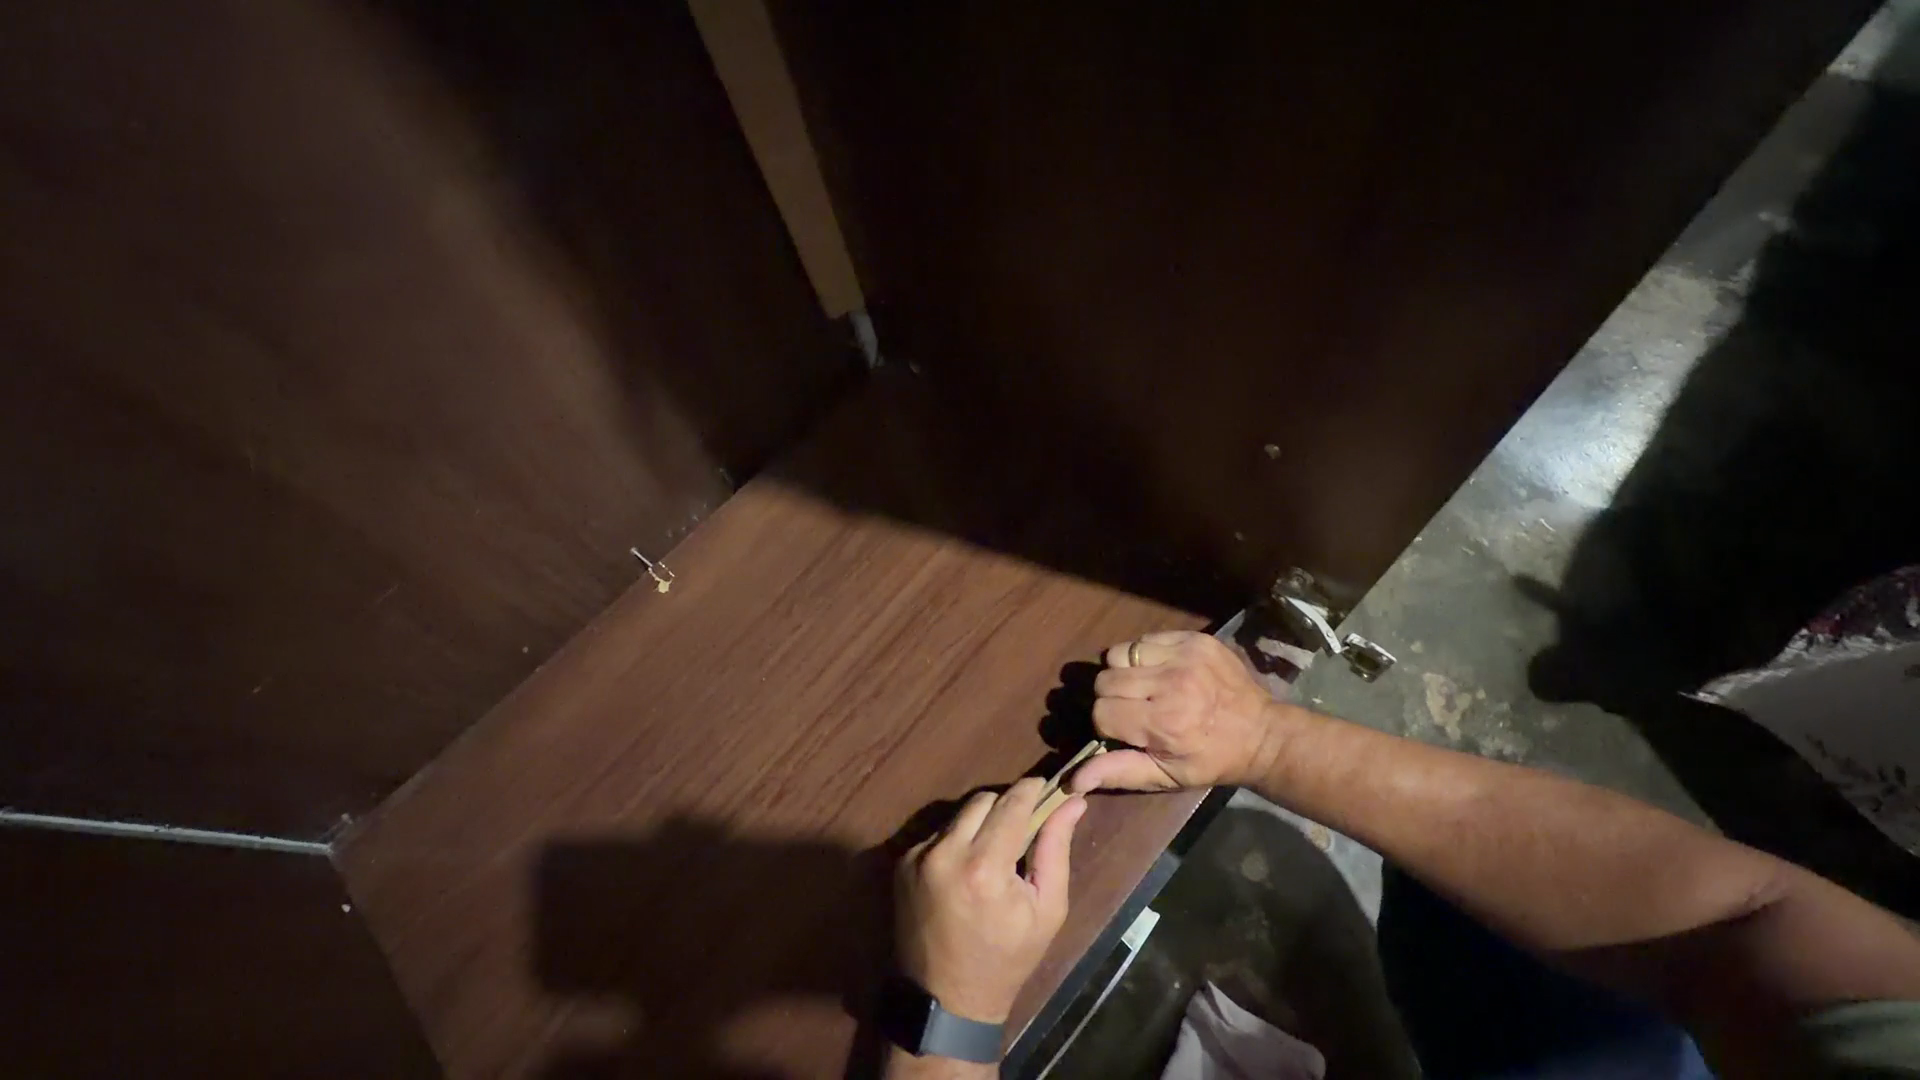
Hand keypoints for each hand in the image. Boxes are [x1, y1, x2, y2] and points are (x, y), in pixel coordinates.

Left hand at [895, 778, 1085, 1022]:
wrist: (946, 998)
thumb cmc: (1006, 957)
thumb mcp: (1047, 910)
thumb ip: (1056, 849)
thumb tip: (1073, 802)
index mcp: (984, 867)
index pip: (1011, 804)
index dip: (1031, 790)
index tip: (1046, 786)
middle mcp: (945, 853)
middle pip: (982, 801)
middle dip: (1005, 806)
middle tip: (1023, 826)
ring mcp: (918, 856)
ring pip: (959, 814)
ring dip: (980, 823)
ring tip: (995, 851)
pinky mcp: (902, 862)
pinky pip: (939, 834)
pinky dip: (957, 840)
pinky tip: (967, 867)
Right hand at [1070, 630, 1285, 792]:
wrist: (1262, 734)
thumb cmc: (1210, 760)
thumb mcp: (1166, 776)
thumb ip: (1118, 772)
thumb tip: (1074, 780)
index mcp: (1164, 723)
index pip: (1101, 711)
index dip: (1107, 723)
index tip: (1126, 730)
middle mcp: (1171, 685)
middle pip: (1106, 680)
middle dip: (1112, 696)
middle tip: (1135, 708)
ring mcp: (1184, 656)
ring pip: (1120, 654)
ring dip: (1125, 672)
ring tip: (1146, 687)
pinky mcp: (1194, 639)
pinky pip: (1145, 639)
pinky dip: (1145, 655)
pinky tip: (1163, 671)